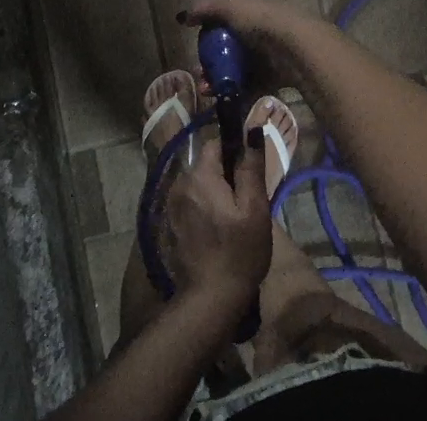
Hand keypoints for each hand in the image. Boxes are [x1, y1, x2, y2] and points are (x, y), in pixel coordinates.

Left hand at [165, 134, 271, 303]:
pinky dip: (204, 207)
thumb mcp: (255, 209)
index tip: (249, 173)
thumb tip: (251, 130)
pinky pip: (191, 201)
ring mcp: (172, 204)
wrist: (211, 296)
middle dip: (225, 175)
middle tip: (246, 201)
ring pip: (198, 184)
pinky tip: (218, 230)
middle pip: (206, 165)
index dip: (234, 152)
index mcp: (199, 176)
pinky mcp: (171, 222)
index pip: (215, 144)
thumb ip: (251, 168)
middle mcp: (180, 183)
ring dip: (214, 192)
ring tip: (234, 218)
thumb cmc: (240, 251)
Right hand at [179, 0, 322, 91]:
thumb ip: (206, 10)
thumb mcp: (229, 7)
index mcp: (247, 17)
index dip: (207, 41)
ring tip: (208, 91)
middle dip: (210, 67)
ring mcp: (264, 60)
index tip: (196, 54)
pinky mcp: (272, 80)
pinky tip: (224, 99)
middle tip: (200, 77)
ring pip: (236, 73)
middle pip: (227, 54)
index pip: (222, 28)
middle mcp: (255, 38)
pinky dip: (235, 94)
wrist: (293, 48)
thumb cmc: (259, 22)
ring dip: (218, 83)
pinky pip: (249, 88)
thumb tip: (184, 17)